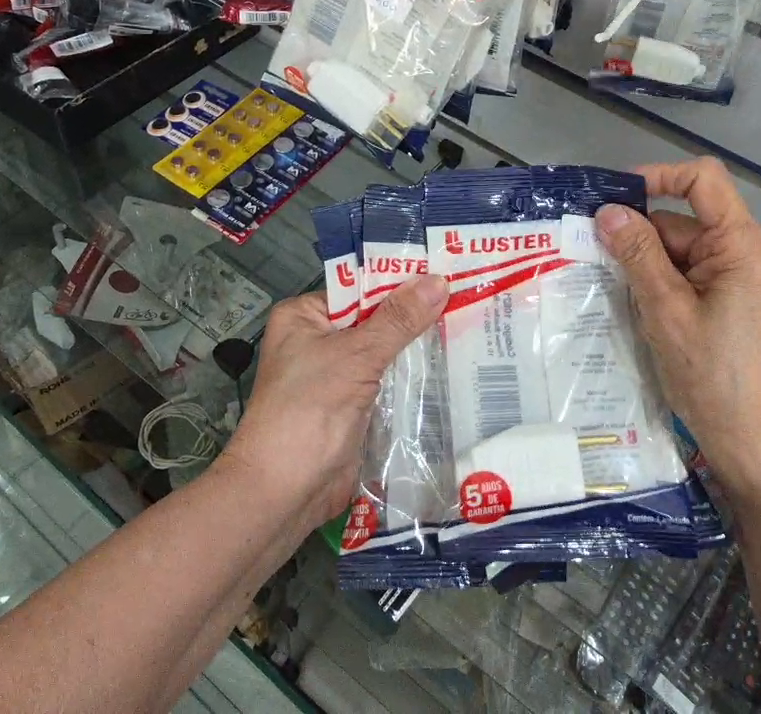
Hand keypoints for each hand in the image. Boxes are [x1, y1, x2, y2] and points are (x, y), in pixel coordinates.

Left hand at [219, 276, 447, 530]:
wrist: (285, 491)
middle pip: (375, 319)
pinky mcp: (355, 408)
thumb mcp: (356, 356)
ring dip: (421, 346)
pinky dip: (416, 377)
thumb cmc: (310, 410)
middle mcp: (319, 341)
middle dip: (417, 314)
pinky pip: (390, 383)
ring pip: (386, 352)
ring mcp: (338, 377)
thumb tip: (440, 280)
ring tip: (475, 322)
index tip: (447, 268)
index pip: (359, 286)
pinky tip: (457, 364)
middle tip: (471, 293)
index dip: (401, 279)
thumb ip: (399, 319)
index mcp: (304, 317)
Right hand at [597, 158, 760, 465]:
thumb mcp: (666, 308)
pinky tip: (624, 300)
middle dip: (637, 232)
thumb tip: (607, 211)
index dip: (659, 176)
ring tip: (601, 281)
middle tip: (589, 251)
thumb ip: (637, 254)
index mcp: (740, 245)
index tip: (615, 197)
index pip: (702, 180)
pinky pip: (680, 273)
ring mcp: (731, 277)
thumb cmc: (710, 371)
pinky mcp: (720, 299)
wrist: (744, 434)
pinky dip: (652, 281)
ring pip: (675, 247)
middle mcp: (740, 252)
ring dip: (640, 261)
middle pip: (681, 218)